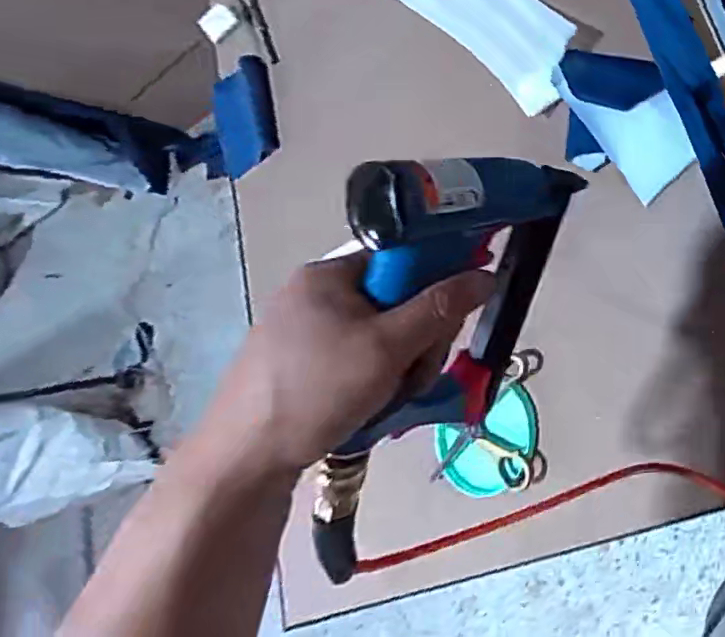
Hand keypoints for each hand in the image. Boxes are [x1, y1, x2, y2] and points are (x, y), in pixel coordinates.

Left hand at [197, 254, 495, 478]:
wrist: (237, 468)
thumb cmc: (314, 391)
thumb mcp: (386, 348)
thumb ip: (440, 308)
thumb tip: (486, 274)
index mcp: (329, 273)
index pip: (401, 256)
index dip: (437, 277)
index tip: (457, 310)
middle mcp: (316, 293)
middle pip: (396, 298)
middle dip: (418, 337)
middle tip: (416, 371)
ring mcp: (304, 332)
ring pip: (381, 333)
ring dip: (400, 364)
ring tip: (391, 398)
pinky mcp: (299, 366)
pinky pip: (358, 357)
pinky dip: (375, 379)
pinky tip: (373, 406)